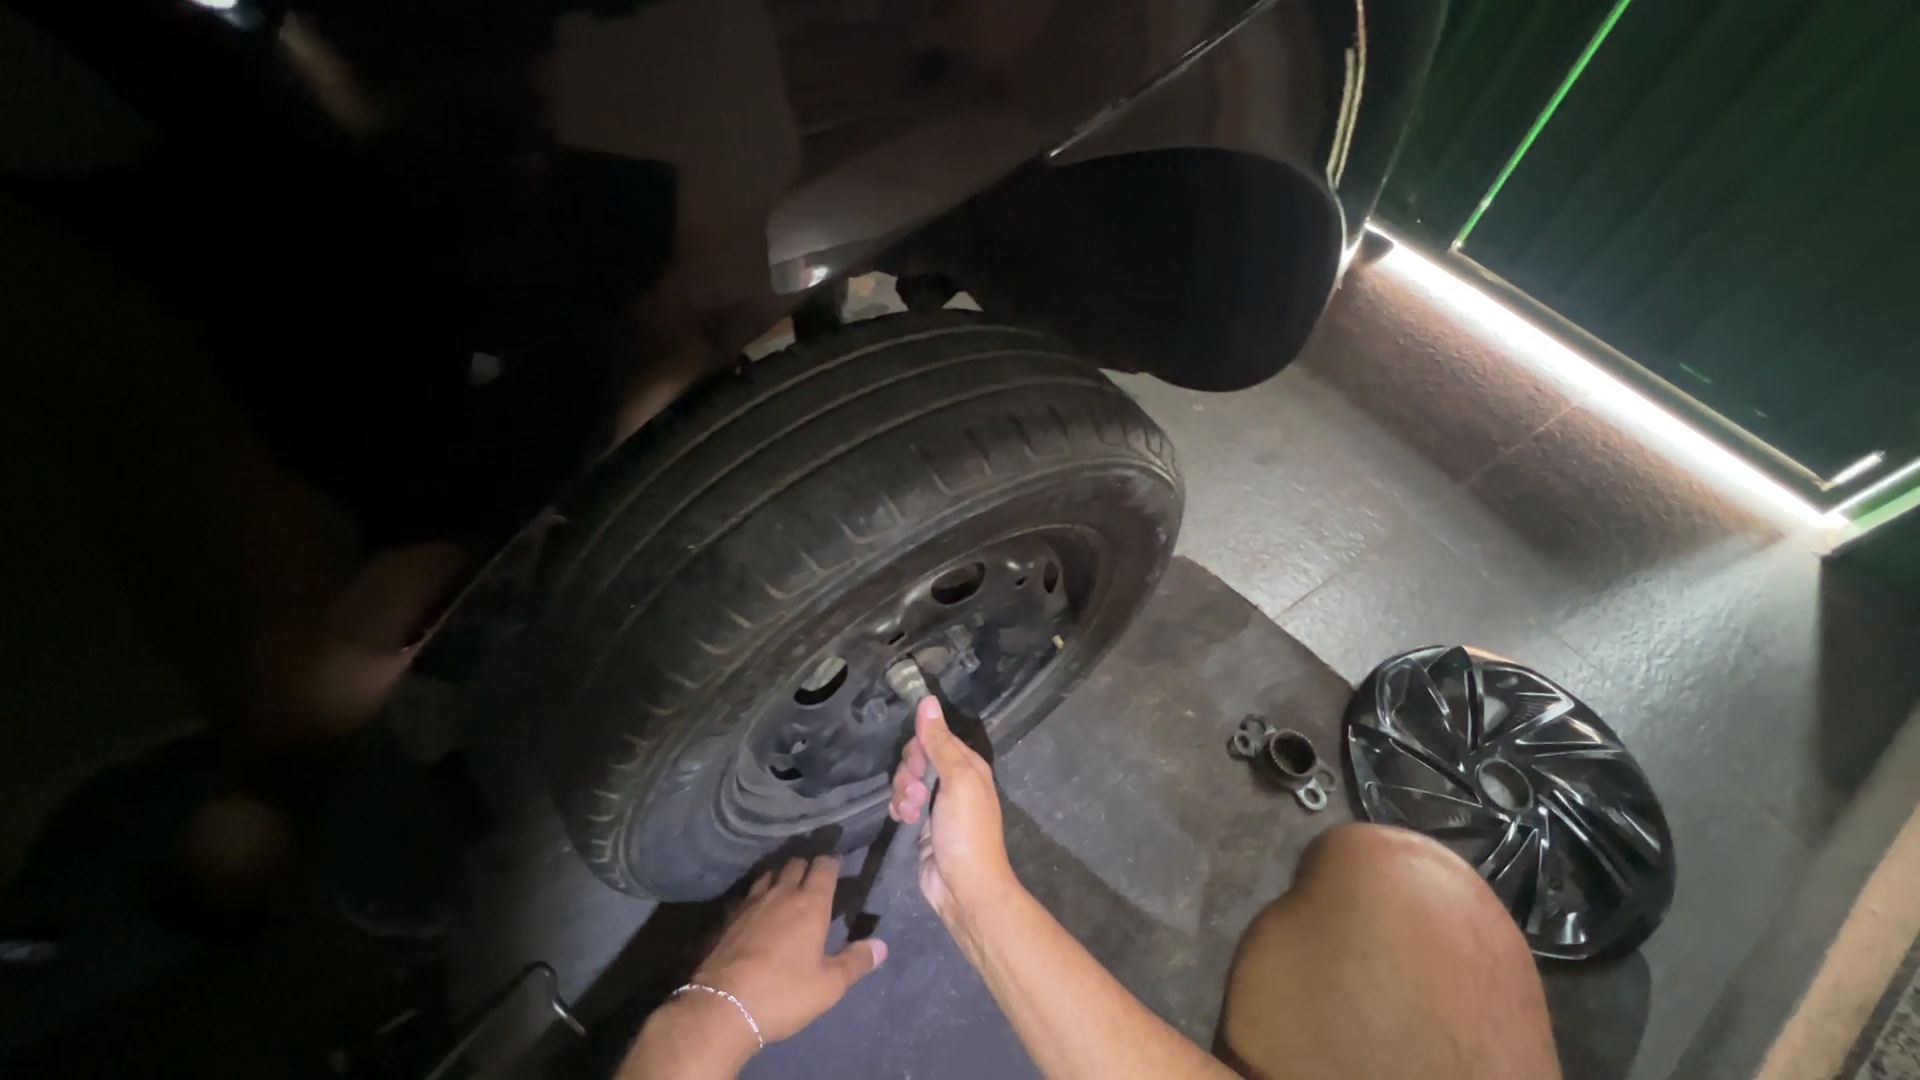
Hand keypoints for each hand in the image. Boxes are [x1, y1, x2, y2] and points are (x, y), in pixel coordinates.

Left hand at [689, 855, 885, 1043]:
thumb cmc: (783, 993)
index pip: (824, 866)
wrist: (723, 1007)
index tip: (838, 865)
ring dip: (781, 876)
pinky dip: (758, 895)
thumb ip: (856, 962)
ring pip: (770, 875)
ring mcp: (752, 903)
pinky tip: (757, 910)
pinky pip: (748, 894)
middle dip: (808, 866)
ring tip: (787, 889)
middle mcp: (782, 894)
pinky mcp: (729, 918)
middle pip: (797, 864)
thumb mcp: (829, 986)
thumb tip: (882, 945)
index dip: (833, 862)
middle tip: (815, 879)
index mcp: (811, 904)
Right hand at [888, 696, 1019, 941]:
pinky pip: (903, 802)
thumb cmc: (966, 831)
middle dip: (908, 773)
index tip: (917, 765)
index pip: (935, 737)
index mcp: (967, 764)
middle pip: (917, 757)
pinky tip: (904, 821)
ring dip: (903, 793)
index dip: (920, 747)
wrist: (965, 888)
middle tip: (917, 794)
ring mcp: (938, 802)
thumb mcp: (957, 780)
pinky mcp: (923, 823)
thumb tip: (927, 700)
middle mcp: (954, 779)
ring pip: (907, 780)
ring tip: (912, 813)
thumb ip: (939, 742)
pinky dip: (900, 808)